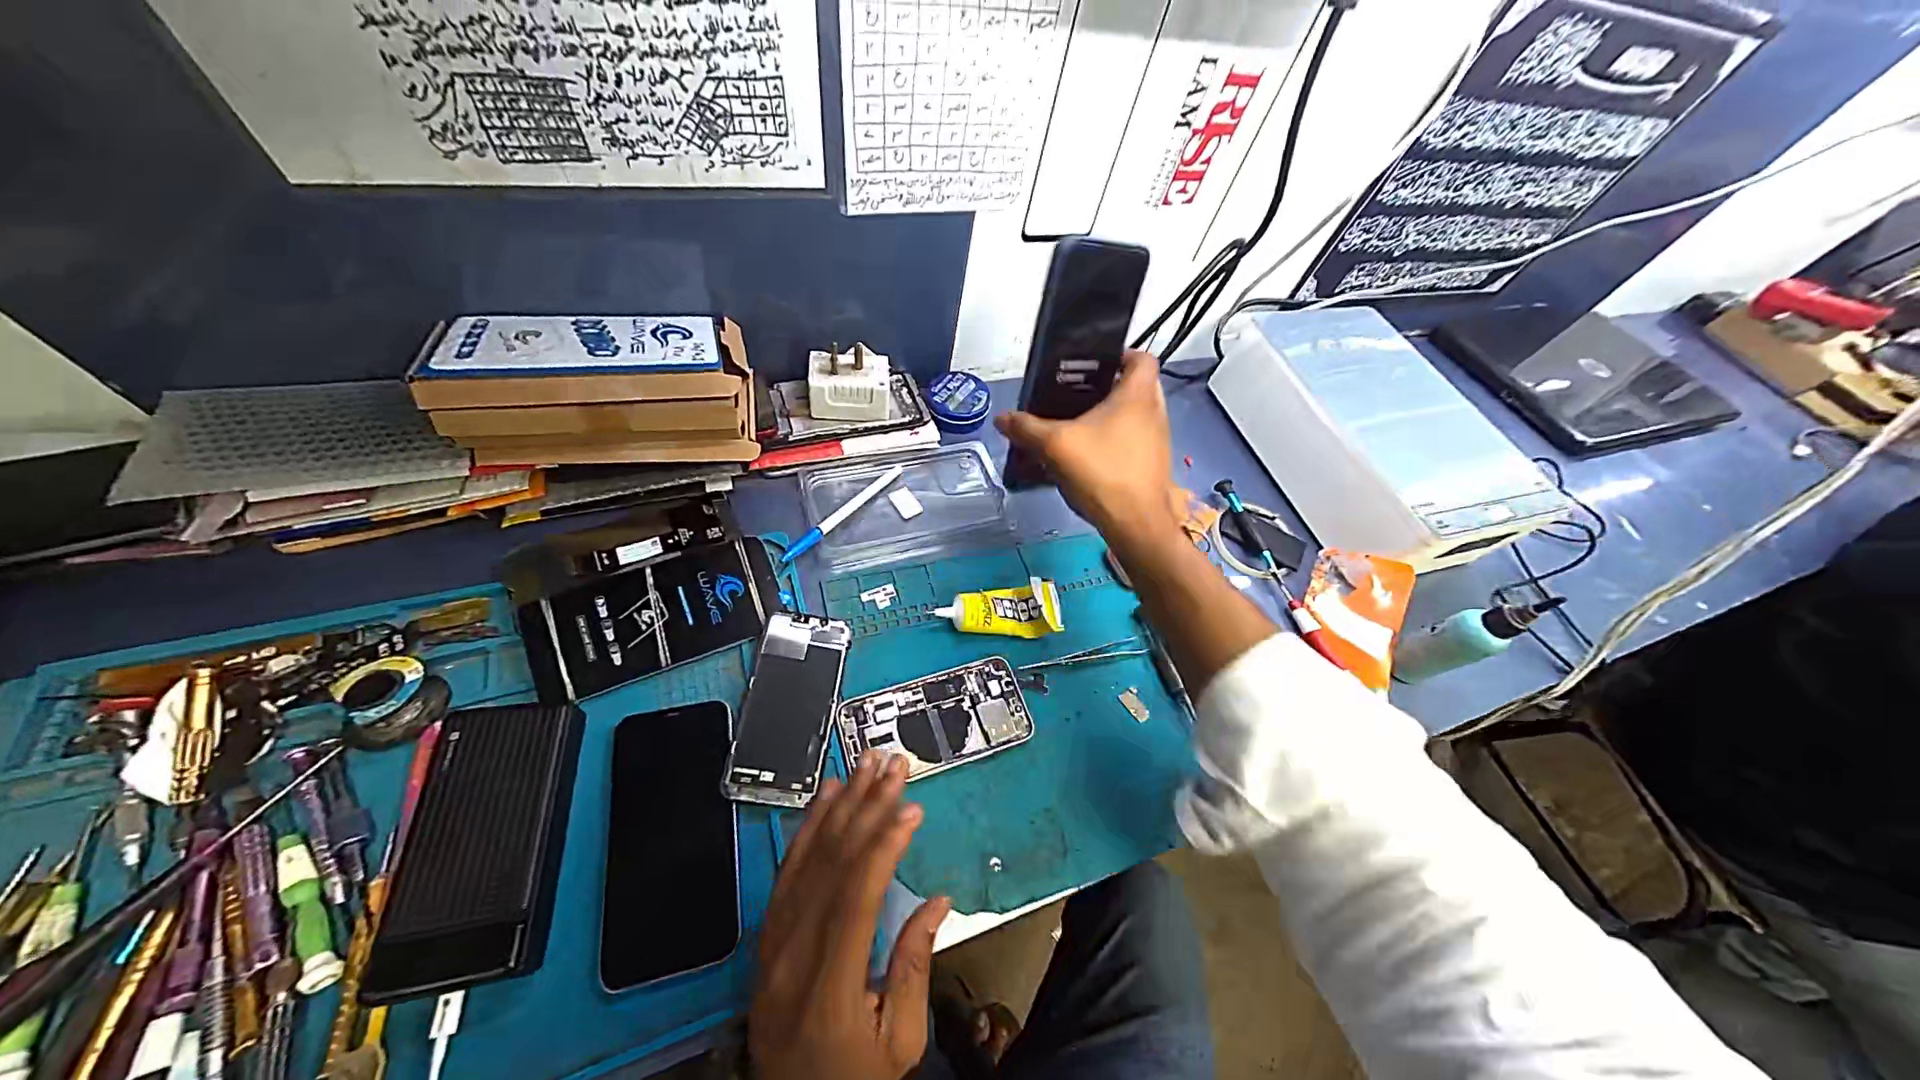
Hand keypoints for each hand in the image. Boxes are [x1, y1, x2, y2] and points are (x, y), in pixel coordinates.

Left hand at [749, 752, 951, 1079]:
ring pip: (808, 858)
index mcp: (828, 986)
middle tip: (892, 767)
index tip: (911, 809)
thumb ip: (915, 966)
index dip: (883, 845)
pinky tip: (827, 797)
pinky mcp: (769, 933)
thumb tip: (938, 902)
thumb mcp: (897, 1041)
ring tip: (865, 765)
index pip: (856, 896)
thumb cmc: (850, 1077)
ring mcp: (774, 941)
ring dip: (841, 805)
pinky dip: (809, 828)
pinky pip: (788, 869)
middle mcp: (793, 954)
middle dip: (867, 807)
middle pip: (832, 864)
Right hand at [996, 350, 1180, 554]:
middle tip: (1078, 394)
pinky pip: (1133, 441)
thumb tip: (1002, 419)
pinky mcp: (1152, 464)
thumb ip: (1027, 428)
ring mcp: (1157, 440)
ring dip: (1110, 417)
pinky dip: (1114, 441)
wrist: (1136, 523)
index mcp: (1138, 394)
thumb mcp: (1055, 445)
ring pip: (1134, 416)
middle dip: (1107, 387)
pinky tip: (1088, 456)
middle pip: (1135, 386)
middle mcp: (1155, 412)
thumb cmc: (1103, 472)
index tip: (1094, 362)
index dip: (1119, 353)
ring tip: (1077, 425)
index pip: (1141, 356)